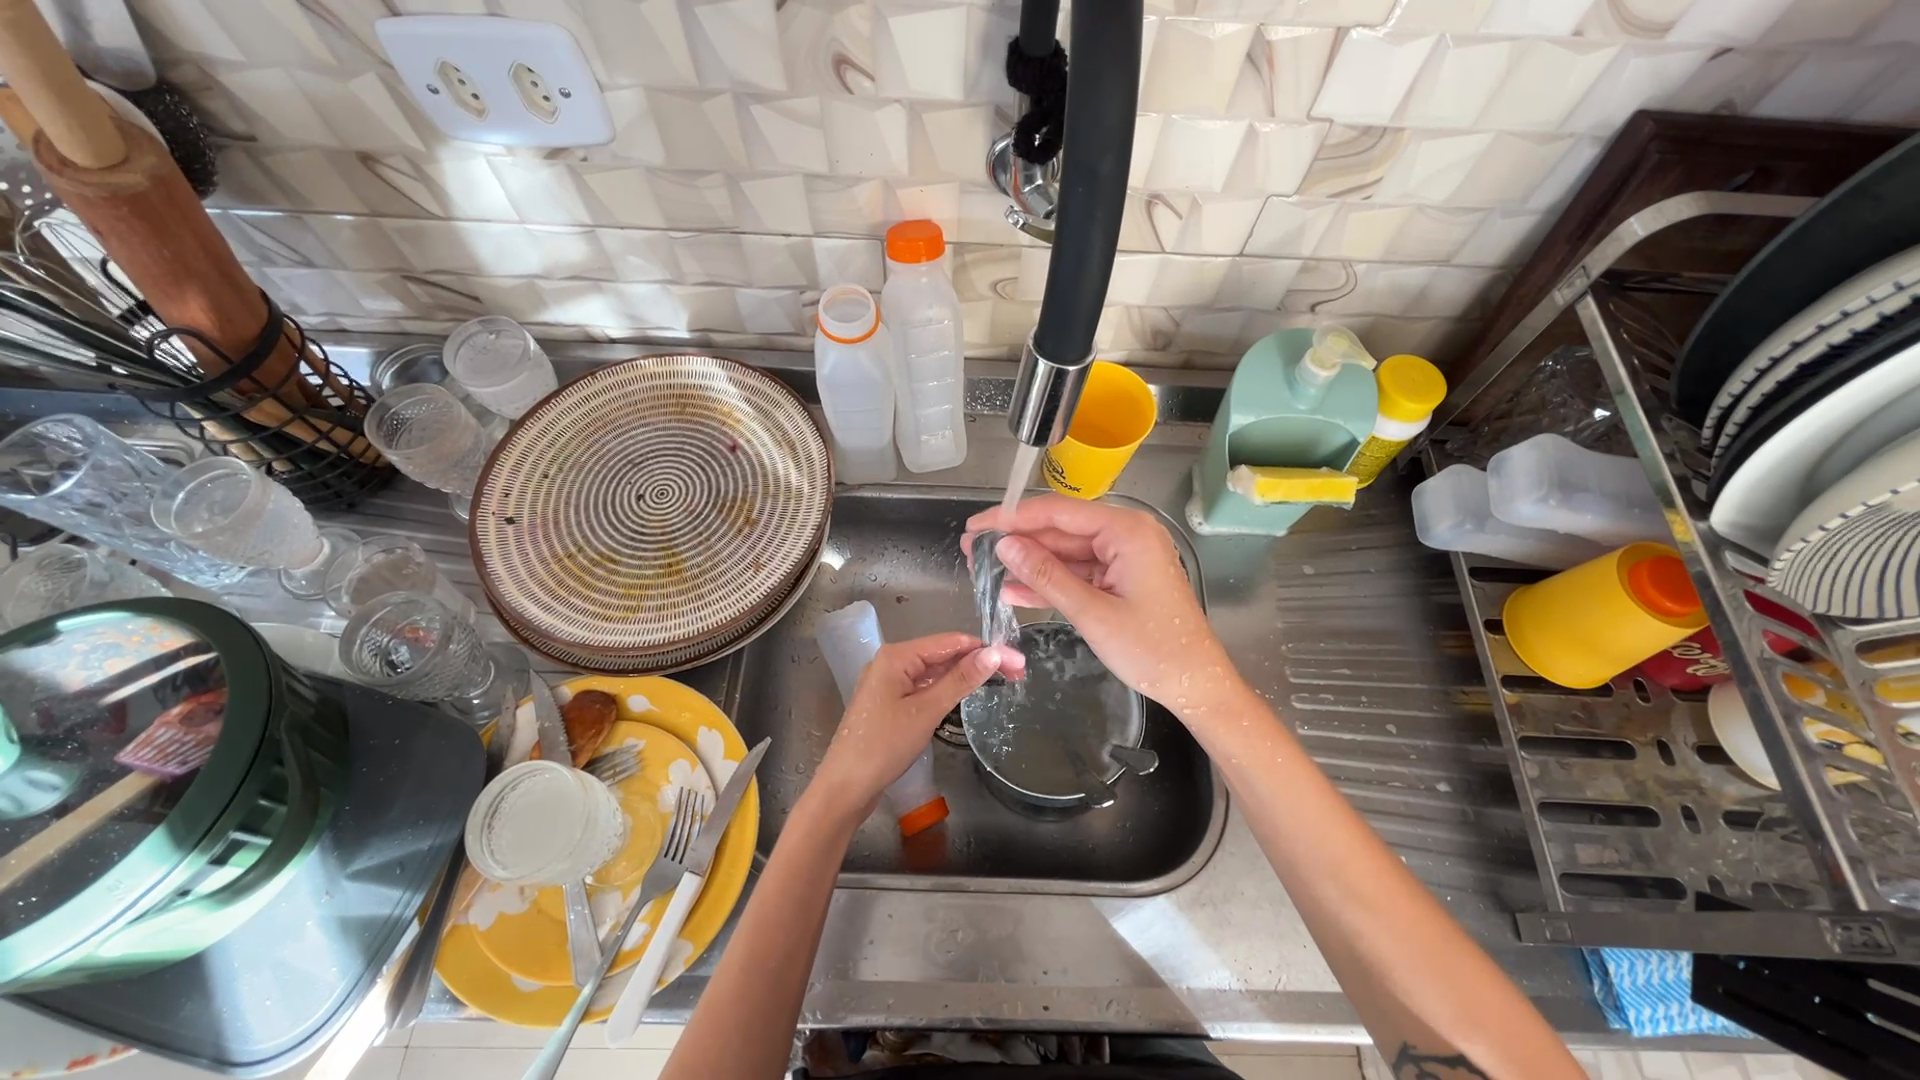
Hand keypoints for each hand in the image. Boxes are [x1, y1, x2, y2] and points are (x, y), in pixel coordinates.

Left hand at [810, 632, 1012, 821]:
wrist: (846, 786)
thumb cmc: (883, 746)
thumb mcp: (926, 711)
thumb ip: (960, 680)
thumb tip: (993, 653)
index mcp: (896, 656)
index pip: (950, 642)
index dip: (986, 649)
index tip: (1018, 661)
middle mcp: (891, 662)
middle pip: (943, 654)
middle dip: (979, 661)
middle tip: (1016, 674)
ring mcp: (889, 683)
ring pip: (935, 671)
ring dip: (965, 675)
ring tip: (1000, 682)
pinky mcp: (890, 703)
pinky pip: (924, 687)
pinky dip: (947, 689)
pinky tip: (965, 694)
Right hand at [963, 496, 1245, 720]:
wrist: (1196, 684)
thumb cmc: (1153, 649)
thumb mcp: (1092, 613)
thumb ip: (1046, 576)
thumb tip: (1004, 546)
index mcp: (1127, 530)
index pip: (1058, 512)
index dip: (1012, 518)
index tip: (975, 526)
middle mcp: (1127, 534)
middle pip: (1060, 529)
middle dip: (1017, 541)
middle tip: (972, 550)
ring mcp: (1124, 557)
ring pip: (1066, 552)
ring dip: (1029, 563)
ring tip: (984, 569)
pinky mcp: (1121, 578)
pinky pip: (1079, 572)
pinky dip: (1050, 582)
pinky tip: (1013, 590)